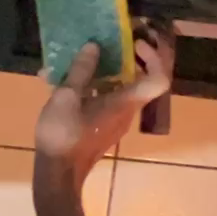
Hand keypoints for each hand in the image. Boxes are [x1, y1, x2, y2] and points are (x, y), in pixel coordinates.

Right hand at [33, 35, 172, 195]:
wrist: (57, 175)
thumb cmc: (64, 134)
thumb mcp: (66, 97)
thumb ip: (80, 70)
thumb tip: (93, 46)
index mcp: (125, 103)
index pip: (159, 79)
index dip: (155, 57)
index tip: (136, 43)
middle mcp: (127, 111)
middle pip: (144, 80)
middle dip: (132, 57)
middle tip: (115, 41)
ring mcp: (115, 120)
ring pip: (122, 89)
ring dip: (109, 69)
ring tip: (84, 55)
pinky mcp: (102, 126)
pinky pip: (107, 99)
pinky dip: (94, 85)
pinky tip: (65, 80)